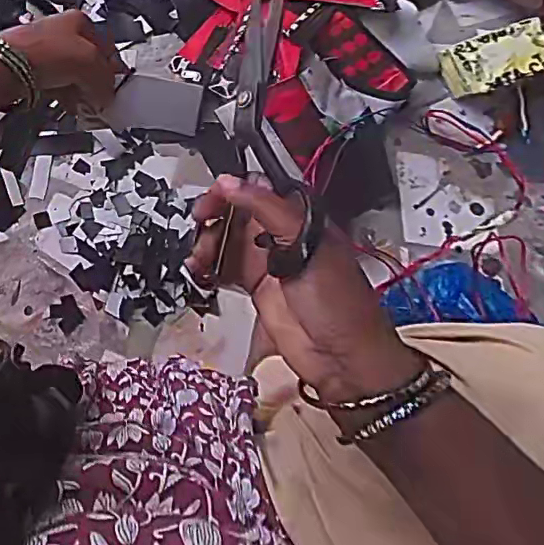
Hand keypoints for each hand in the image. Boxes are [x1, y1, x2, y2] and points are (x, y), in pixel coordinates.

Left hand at [1, 10, 122, 110]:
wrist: (3, 67)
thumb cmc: (39, 53)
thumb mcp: (91, 64)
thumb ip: (106, 79)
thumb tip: (107, 93)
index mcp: (77, 20)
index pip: (105, 45)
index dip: (112, 68)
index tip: (114, 85)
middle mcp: (57, 31)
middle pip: (85, 61)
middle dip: (93, 82)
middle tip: (98, 97)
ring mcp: (41, 50)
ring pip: (67, 75)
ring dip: (76, 91)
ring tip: (80, 104)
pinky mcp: (26, 69)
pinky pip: (49, 85)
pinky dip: (57, 95)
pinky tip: (61, 104)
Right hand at [188, 175, 419, 402]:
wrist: (342, 360)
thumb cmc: (343, 305)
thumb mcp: (306, 244)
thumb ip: (267, 209)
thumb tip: (231, 184)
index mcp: (299, 217)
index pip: (257, 189)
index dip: (232, 189)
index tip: (213, 197)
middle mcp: (281, 236)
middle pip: (235, 212)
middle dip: (214, 215)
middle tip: (201, 222)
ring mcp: (266, 261)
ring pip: (224, 238)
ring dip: (206, 242)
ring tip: (201, 255)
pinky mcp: (255, 286)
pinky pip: (221, 267)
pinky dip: (206, 266)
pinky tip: (200, 270)